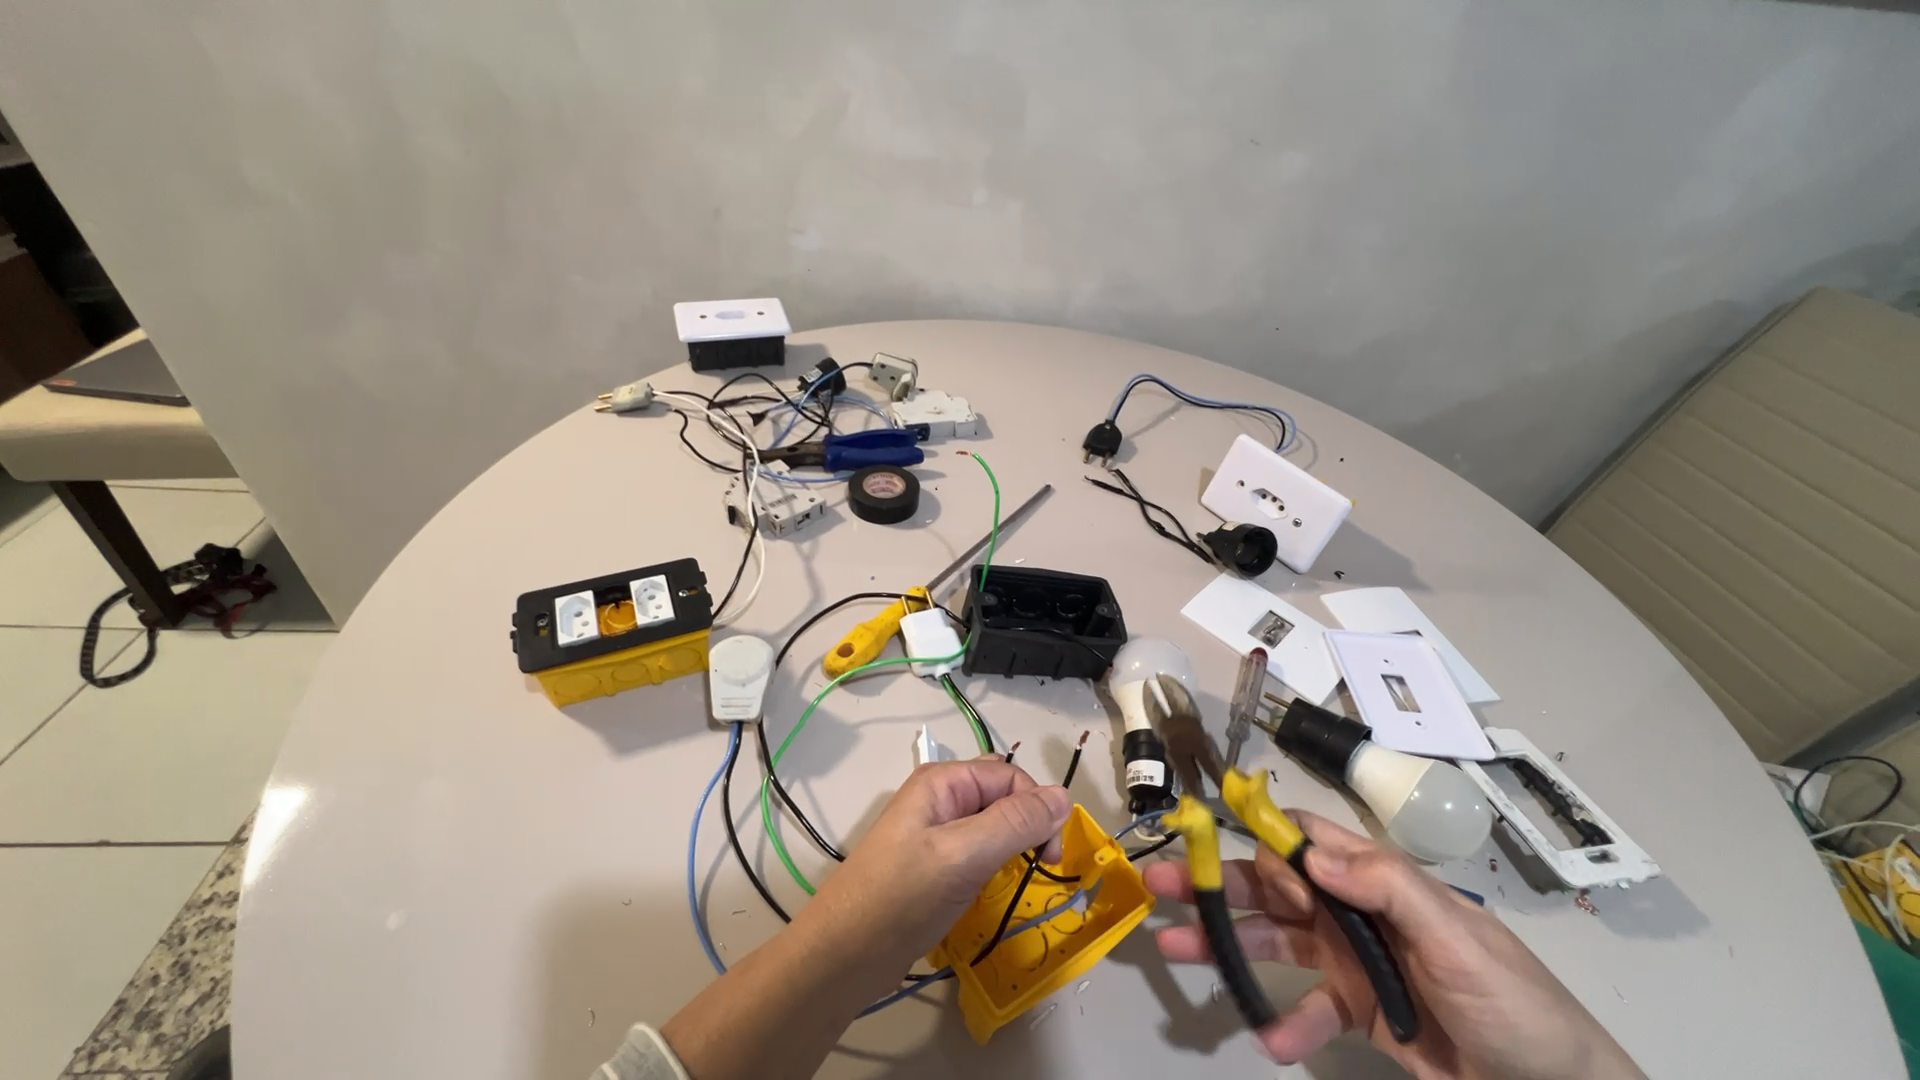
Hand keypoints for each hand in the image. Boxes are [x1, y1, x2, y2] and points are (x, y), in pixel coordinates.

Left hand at [801, 757, 1071, 975]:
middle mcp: (940, 799)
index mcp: (943, 782)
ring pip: (991, 824)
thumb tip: (1064, 796)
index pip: (1011, 777)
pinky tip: (993, 887)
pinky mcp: (933, 866)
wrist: (843, 955)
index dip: (1037, 809)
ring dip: (1013, 845)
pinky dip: (995, 863)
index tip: (1050, 857)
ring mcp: (935, 833)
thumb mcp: (964, 854)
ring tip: (1018, 878)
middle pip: (1002, 795)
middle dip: (1029, 822)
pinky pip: (977, 851)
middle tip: (1040, 865)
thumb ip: (1015, 822)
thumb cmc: (902, 897)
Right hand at [1144, 810, 1643, 1079]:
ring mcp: (1349, 959)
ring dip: (1226, 943)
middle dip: (1217, 882)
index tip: (1236, 858)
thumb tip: (1309, 850)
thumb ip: (1385, 886)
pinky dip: (1285, 1021)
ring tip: (1174, 950)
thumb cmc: (1510, 1000)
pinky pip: (1306, 1007)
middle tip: (1161, 884)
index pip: (1305, 836)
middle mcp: (1351, 909)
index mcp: (1375, 878)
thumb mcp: (1455, 936)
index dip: (1265, 839)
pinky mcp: (1354, 1009)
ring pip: (1273, 939)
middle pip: (1272, 884)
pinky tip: (1271, 1039)